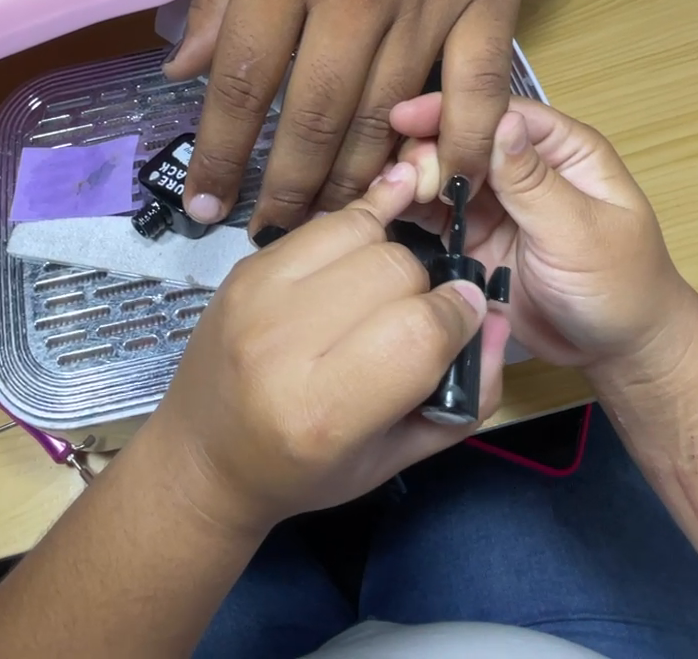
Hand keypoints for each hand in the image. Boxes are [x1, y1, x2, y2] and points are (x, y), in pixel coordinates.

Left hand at [137, 162, 509, 534]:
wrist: (203, 457)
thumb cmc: (301, 473)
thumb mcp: (393, 459)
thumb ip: (462, 398)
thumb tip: (494, 318)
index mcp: (320, 412)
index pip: (417, 331)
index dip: (458, 316)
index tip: (463, 319)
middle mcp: (280, 345)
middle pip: (392, 269)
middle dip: (424, 287)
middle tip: (416, 311)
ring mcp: (255, 297)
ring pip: (359, 231)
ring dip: (389, 252)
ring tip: (385, 285)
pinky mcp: (243, 268)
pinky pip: (321, 223)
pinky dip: (356, 226)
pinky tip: (373, 235)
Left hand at [163, 0, 529, 231]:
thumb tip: (181, 70)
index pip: (240, 81)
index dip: (218, 153)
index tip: (203, 203)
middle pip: (311, 117)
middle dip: (284, 189)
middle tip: (266, 230)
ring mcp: (432, 0)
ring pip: (385, 119)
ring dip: (352, 185)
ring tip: (326, 226)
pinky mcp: (494, 2)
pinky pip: (477, 94)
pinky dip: (456, 150)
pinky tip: (431, 193)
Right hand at [393, 95, 697, 368]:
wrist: (613, 354)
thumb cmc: (619, 287)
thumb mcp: (580, 233)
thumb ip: (534, 182)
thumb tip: (500, 122)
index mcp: (564, 150)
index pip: (502, 112)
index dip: (455, 111)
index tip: (407, 118)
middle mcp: (524, 167)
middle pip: (464, 138)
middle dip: (429, 148)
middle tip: (408, 177)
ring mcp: (495, 201)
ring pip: (442, 170)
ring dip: (414, 176)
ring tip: (394, 193)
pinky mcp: (471, 235)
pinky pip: (433, 211)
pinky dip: (409, 206)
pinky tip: (387, 207)